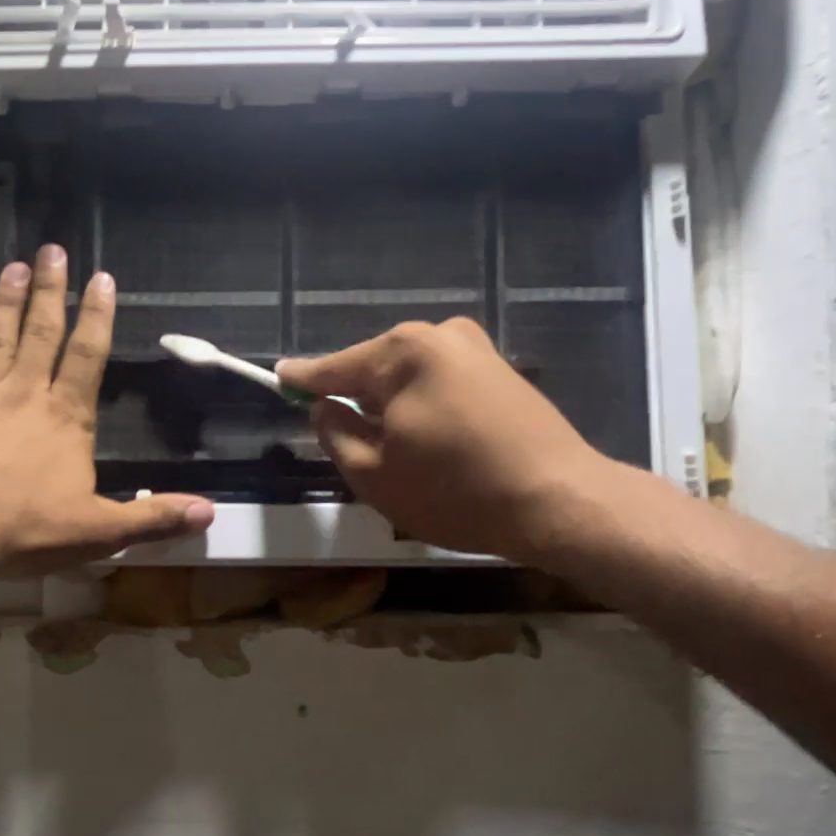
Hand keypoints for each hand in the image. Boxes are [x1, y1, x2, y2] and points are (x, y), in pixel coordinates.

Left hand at [0, 245, 214, 575]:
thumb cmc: (23, 527)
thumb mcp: (99, 532)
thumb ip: (152, 519)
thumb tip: (209, 512)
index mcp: (66, 418)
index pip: (87, 356)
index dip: (97, 317)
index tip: (100, 278)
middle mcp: (23, 395)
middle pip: (40, 333)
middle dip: (50, 291)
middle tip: (52, 251)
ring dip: (6, 302)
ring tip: (13, 267)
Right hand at [277, 318, 614, 560]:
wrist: (557, 501)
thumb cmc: (455, 492)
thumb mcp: (375, 474)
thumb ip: (336, 434)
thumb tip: (323, 408)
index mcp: (401, 352)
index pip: (336, 367)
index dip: (303, 379)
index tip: (278, 377)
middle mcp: (438, 334)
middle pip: (374, 367)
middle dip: (355, 398)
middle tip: (339, 434)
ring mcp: (475, 348)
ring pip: (409, 376)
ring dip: (391, 405)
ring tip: (389, 449)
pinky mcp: (500, 369)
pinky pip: (440, 382)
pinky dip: (423, 405)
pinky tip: (427, 441)